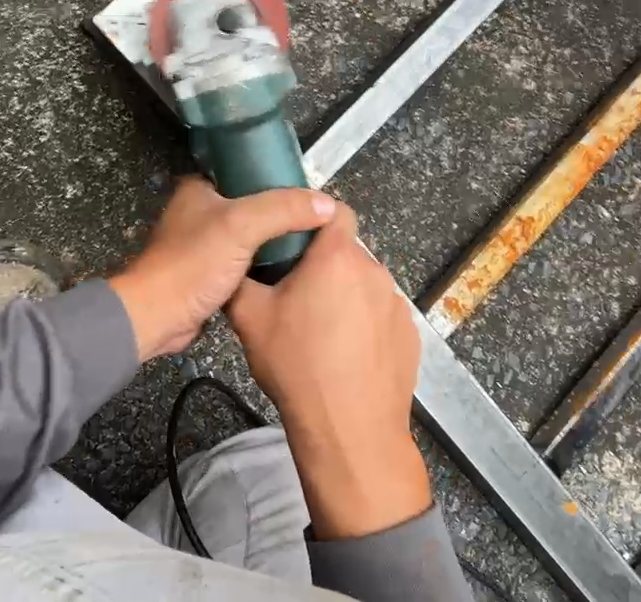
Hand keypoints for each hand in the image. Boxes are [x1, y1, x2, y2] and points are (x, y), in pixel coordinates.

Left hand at [108, 177, 336, 362]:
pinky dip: (266, 265)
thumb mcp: (241, 226)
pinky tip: (291, 270)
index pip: (248, 171)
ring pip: (252, 236)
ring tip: (314, 245)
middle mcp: (200, 210)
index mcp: (200, 188)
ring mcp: (204, 243)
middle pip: (254, 205)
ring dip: (276, 242)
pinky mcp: (209, 272)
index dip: (280, 178)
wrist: (160, 315)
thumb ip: (282, 209)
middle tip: (320, 222)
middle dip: (283, 214)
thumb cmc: (193, 263)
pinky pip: (247, 261)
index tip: (314, 193)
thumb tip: (327, 204)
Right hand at [227, 206, 431, 538]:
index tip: (292, 236)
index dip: (313, 215)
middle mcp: (373, 271)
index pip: (334, 208)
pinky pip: (380, 313)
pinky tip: (344, 352)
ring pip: (362, 282)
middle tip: (292, 290)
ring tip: (318, 327)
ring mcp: (396, 305)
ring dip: (343, 292)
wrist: (350, 431)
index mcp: (336, 257)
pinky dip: (363, 322)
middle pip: (345, 249)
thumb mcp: (249, 319)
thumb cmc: (297, 366)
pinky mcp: (410, 335)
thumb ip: (238, 280)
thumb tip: (231, 263)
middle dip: (321, 262)